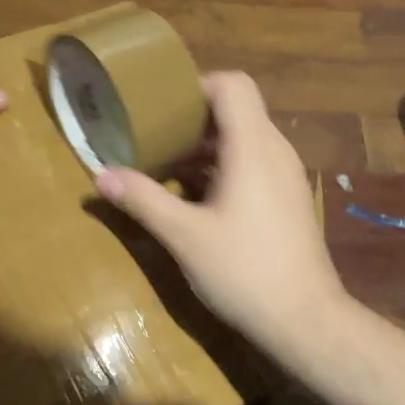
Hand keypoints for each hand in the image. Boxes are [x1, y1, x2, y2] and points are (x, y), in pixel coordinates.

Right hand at [95, 72, 345, 344]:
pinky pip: (257, 168)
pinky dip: (227, 170)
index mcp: (253, 147)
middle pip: (239, 111)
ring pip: (247, 142)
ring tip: (170, 171)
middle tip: (156, 141)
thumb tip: (101, 176)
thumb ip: (143, 200)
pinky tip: (200, 202)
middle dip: (195, 121)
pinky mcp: (290, 203)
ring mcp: (288, 179)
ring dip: (209, 149)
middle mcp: (276, 153)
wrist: (303, 318)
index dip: (197, 87)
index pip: (232, 85)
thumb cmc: (243, 270)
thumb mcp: (184, 236)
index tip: (164, 110)